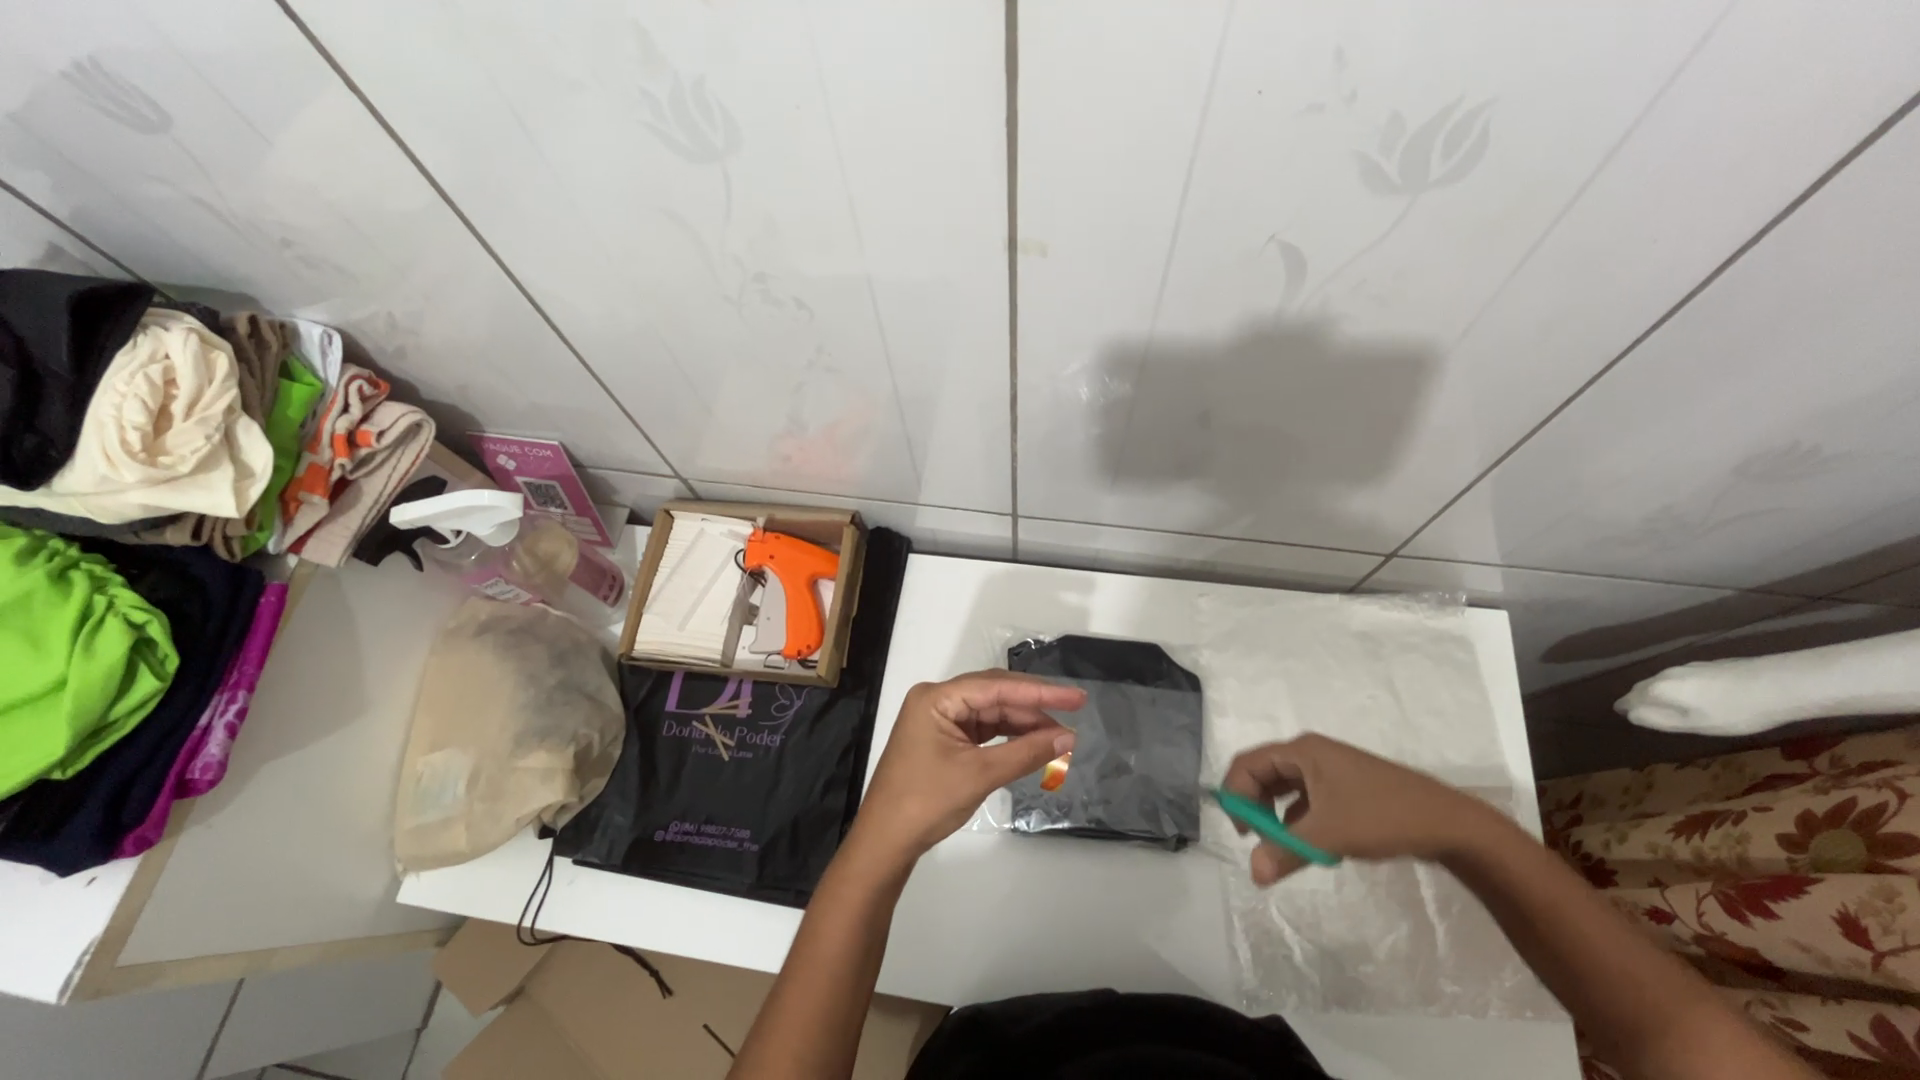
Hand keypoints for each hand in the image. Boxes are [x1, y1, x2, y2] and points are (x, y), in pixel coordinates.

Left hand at [854, 671, 1085, 861]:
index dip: (1040, 691)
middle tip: (1075, 710)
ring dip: (1024, 723)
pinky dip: (1009, 737)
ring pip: (991, 713)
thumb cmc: (927, 801)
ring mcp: (939, 720)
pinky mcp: (944, 740)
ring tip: (1060, 735)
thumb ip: (1026, 752)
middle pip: (994, 695)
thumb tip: (1069, 737)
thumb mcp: (980, 774)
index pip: (997, 687)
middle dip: (1034, 706)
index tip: (1077, 697)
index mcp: (936, 698)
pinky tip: (1034, 743)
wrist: (886, 839)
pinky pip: (983, 730)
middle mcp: (937, 701)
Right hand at [1223, 734, 1496, 884]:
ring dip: (1275, 817)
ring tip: (1282, 847)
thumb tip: (1252, 874)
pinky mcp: (1344, 789)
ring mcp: (1329, 771)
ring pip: (1284, 790)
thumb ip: (1285, 852)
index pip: (1247, 764)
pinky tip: (1308, 846)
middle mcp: (1310, 754)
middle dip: (1254, 807)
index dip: (1236, 796)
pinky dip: (1297, 821)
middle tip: (1256, 840)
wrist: (1449, 824)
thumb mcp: (1329, 836)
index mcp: (1302, 751)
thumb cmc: (1382, 817)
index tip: (1242, 832)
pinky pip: (1305, 800)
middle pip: (1263, 774)